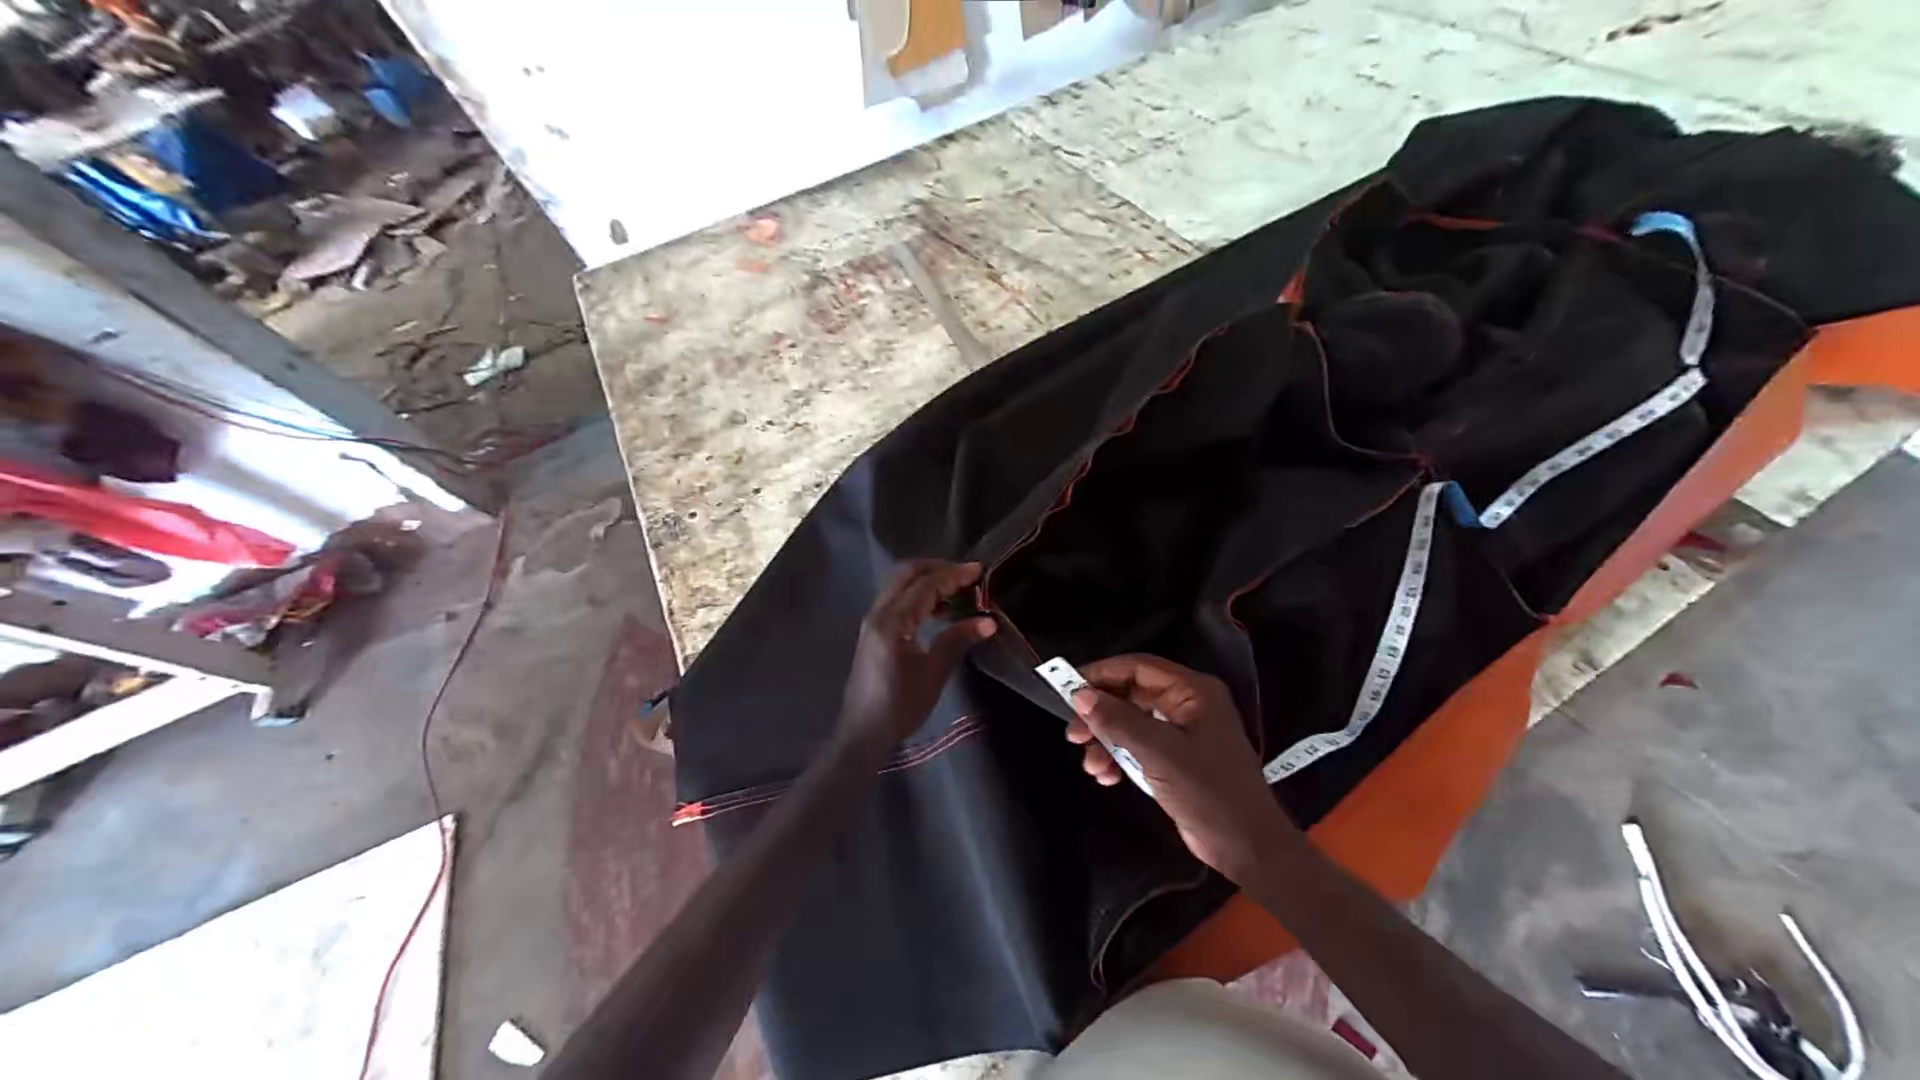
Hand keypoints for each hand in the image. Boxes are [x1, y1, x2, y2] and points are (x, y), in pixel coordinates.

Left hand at [837, 560, 995, 747]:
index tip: (979, 571)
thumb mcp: (933, 674)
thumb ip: (958, 640)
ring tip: (959, 591)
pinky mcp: (873, 629)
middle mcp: (878, 613)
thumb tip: (989, 621)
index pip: (925, 585)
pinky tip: (940, 610)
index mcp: (892, 622)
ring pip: (901, 584)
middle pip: (908, 574)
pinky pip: (897, 599)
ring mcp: (872, 620)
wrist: (863, 733)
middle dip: (939, 568)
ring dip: (929, 580)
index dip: (953, 574)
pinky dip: (919, 595)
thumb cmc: (900, 707)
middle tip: (968, 575)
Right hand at [1066, 654, 1297, 882]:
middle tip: (1073, 734)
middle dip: (1099, 715)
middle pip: (1130, 696)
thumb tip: (1080, 696)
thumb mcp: (1160, 753)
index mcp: (1193, 692)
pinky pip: (1136, 747)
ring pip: (1128, 723)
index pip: (1139, 667)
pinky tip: (1106, 777)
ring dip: (1105, 742)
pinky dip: (1117, 758)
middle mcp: (1186, 705)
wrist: (1247, 849)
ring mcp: (1180, 733)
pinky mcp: (1174, 759)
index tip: (1068, 688)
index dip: (1102, 674)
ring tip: (1092, 766)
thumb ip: (1118, 721)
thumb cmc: (1209, 792)